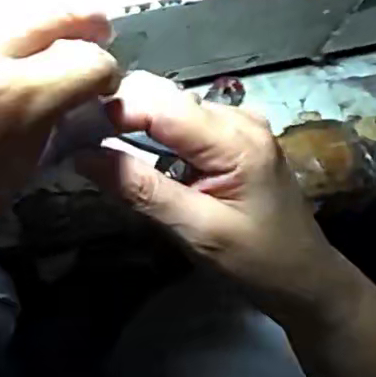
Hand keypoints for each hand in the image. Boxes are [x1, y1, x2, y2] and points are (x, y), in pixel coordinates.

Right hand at [78, 72, 367, 325]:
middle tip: (75, 138)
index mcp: (235, 138)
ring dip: (129, 121)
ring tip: (93, 144)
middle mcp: (236, 118)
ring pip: (167, 105)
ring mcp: (235, 124)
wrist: (306, 280)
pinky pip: (179, 121)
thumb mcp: (197, 231)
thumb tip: (83, 156)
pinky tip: (128, 152)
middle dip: (116, 112)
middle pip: (162, 96)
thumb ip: (141, 190)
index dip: (112, 111)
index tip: (69, 127)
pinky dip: (149, 132)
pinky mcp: (229, 137)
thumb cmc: (258, 262)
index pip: (160, 106)